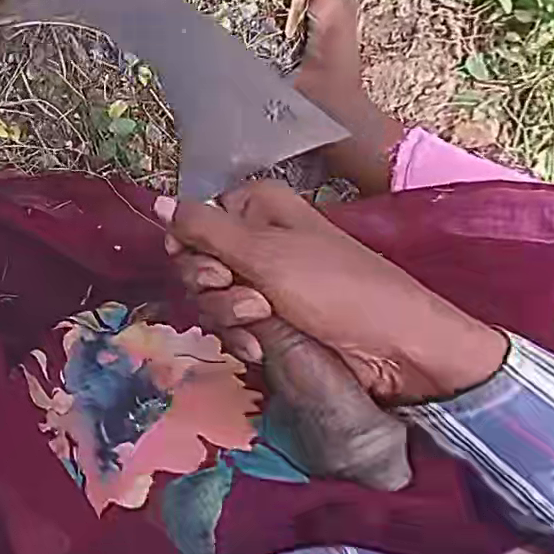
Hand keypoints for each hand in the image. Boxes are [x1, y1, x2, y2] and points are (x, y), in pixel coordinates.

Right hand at [156, 180, 506, 403]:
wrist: (397, 352)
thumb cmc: (335, 287)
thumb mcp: (263, 252)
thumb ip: (203, 227)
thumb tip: (156, 201)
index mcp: (256, 209)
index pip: (193, 219)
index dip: (190, 246)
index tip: (207, 266)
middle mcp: (254, 240)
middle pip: (194, 260)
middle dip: (211, 285)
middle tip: (245, 296)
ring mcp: (260, 281)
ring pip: (207, 296)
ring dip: (228, 314)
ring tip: (264, 321)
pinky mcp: (266, 319)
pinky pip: (227, 324)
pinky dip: (239, 336)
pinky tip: (260, 346)